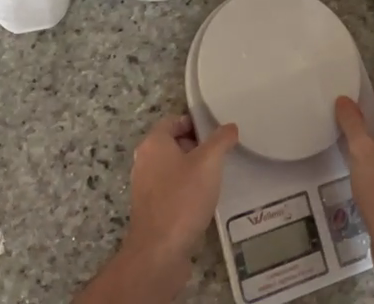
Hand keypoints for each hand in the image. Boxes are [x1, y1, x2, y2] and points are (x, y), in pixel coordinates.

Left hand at [78, 115, 238, 303]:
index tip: (216, 133)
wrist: (159, 252)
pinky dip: (185, 190)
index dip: (195, 122)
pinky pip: (170, 190)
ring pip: (171, 168)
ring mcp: (145, 187)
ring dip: (192, 170)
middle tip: (219, 154)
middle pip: (172, 143)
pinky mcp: (150, 210)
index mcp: (153, 143)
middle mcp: (144, 161)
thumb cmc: (182, 199)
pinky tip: (203, 201)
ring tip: (215, 178)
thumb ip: (221, 140)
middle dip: (196, 146)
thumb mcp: (208, 163)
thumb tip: (229, 127)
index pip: (173, 120)